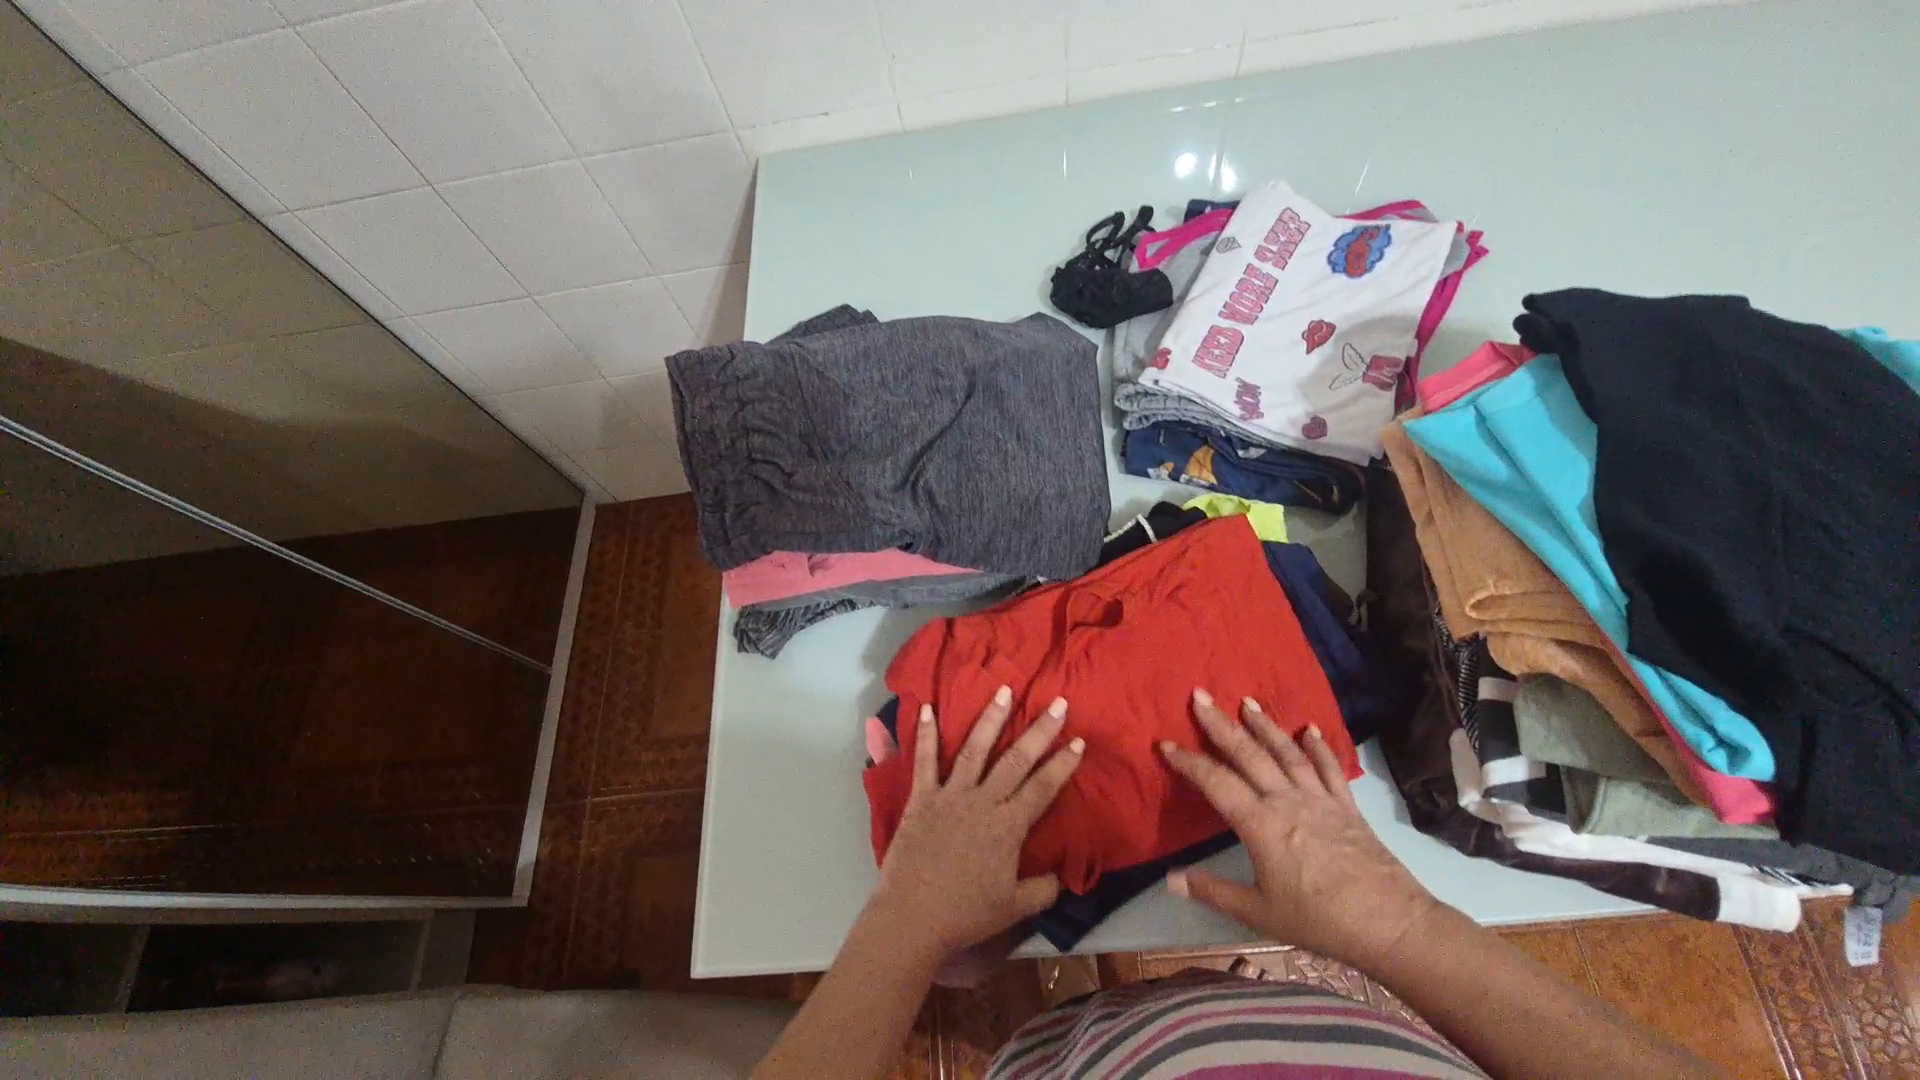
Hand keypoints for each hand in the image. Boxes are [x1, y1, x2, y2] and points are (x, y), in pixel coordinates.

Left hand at [872, 686, 1084, 956]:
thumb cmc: (966, 913)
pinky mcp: (921, 798)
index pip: (1043, 788)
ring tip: (1004, 690)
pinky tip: (926, 708)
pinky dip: (925, 734)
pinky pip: (924, 761)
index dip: (1062, 764)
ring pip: (975, 750)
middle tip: (1058, 703)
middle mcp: (983, 802)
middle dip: (1039, 731)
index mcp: (1008, 826)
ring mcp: (950, 795)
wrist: (913, 916)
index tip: (1078, 741)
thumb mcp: (1015, 908)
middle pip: (1016, 760)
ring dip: (990, 719)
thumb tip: (1059, 876)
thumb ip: (1042, 889)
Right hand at [1158, 689, 1442, 972]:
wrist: (1391, 925)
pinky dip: (1319, 747)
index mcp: (1261, 825)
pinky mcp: (1347, 807)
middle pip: (1249, 755)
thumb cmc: (1320, 921)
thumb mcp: (1259, 914)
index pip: (1216, 783)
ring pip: (1286, 754)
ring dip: (1265, 726)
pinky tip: (1310, 729)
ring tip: (1246, 702)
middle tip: (1200, 696)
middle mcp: (1287, 802)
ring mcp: (1320, 801)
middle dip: (1221, 725)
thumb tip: (1170, 879)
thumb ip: (1213, 892)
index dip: (1189, 762)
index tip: (1166, 744)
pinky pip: (1330, 769)